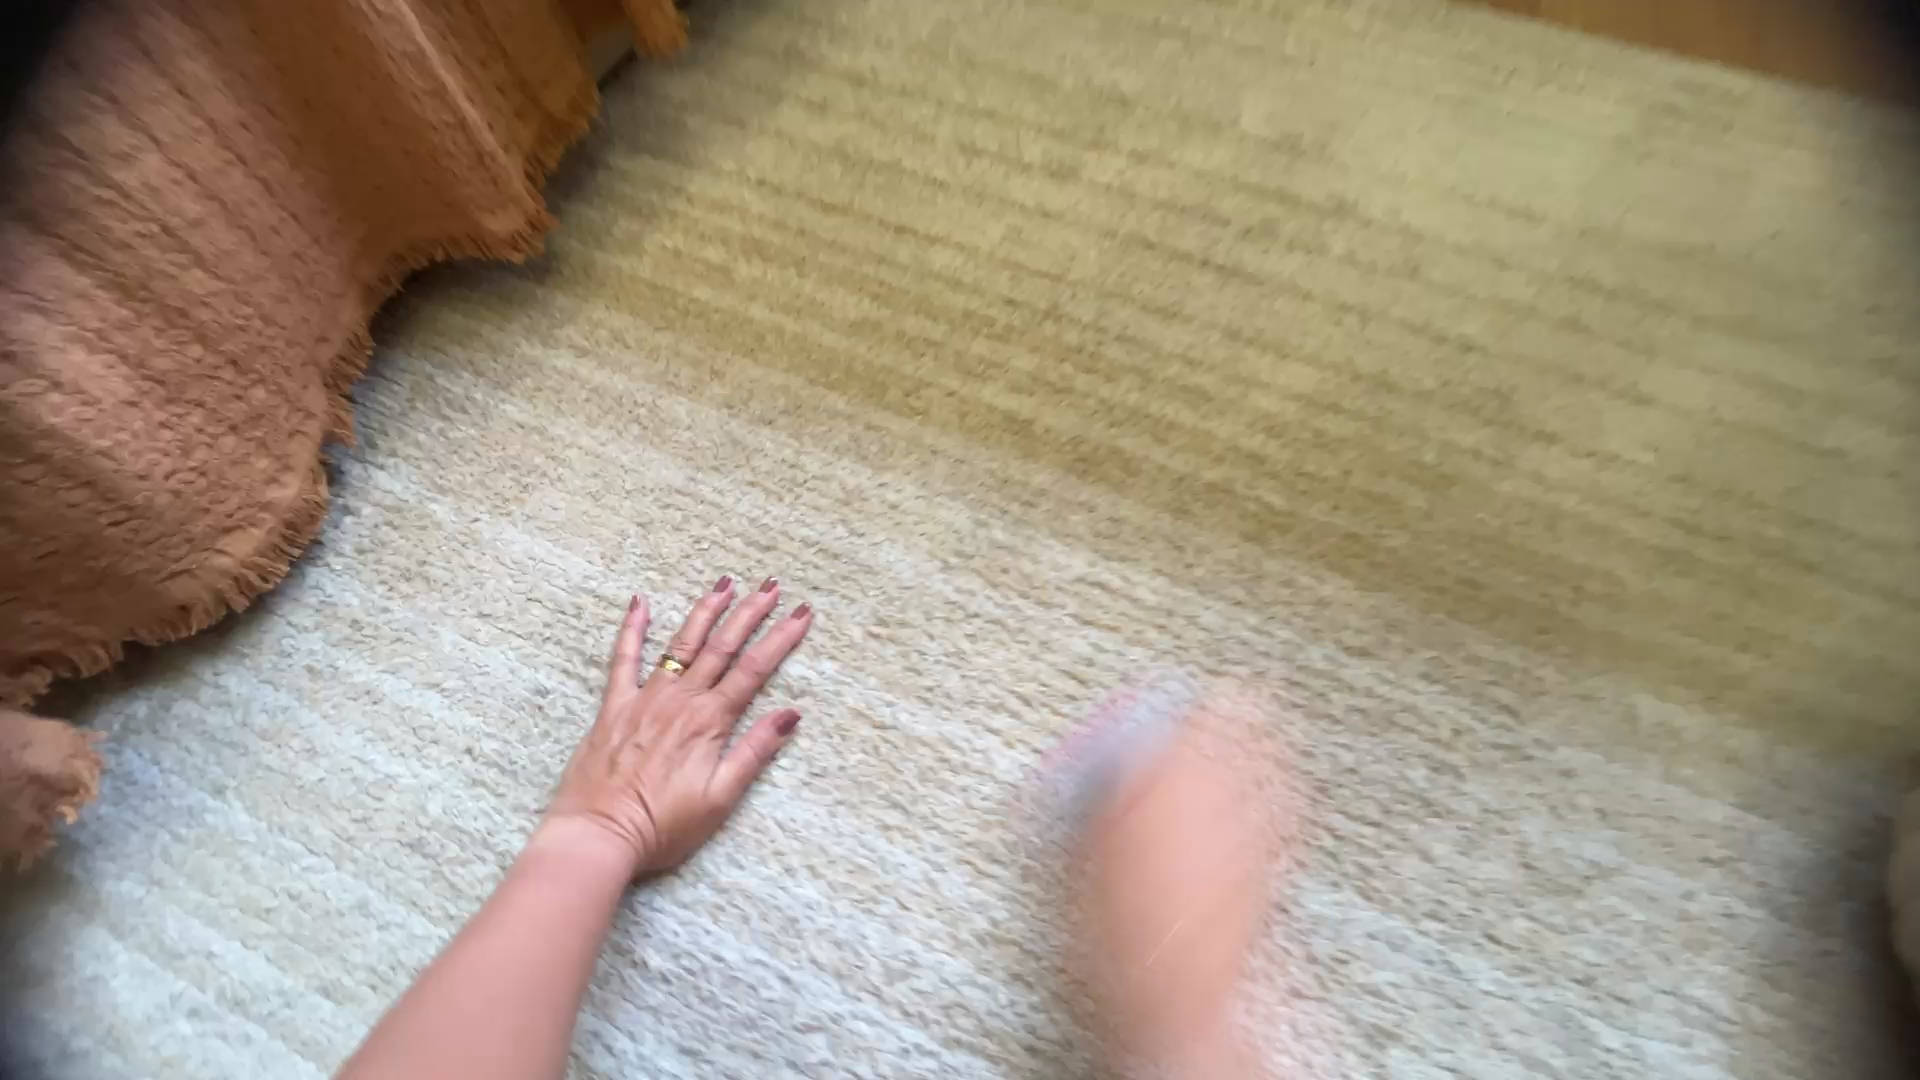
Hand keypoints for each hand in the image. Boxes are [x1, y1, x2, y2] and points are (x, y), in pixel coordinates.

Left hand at [540, 576, 813, 877]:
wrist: (597, 836)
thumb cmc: (663, 825)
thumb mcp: (721, 797)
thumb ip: (755, 751)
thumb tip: (792, 713)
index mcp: (711, 720)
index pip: (756, 669)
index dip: (782, 638)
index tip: (802, 613)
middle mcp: (682, 699)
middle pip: (724, 646)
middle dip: (751, 612)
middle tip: (771, 586)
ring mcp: (646, 698)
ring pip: (683, 643)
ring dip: (706, 611)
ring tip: (725, 583)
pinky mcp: (614, 706)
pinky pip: (623, 659)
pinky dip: (632, 629)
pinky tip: (640, 602)